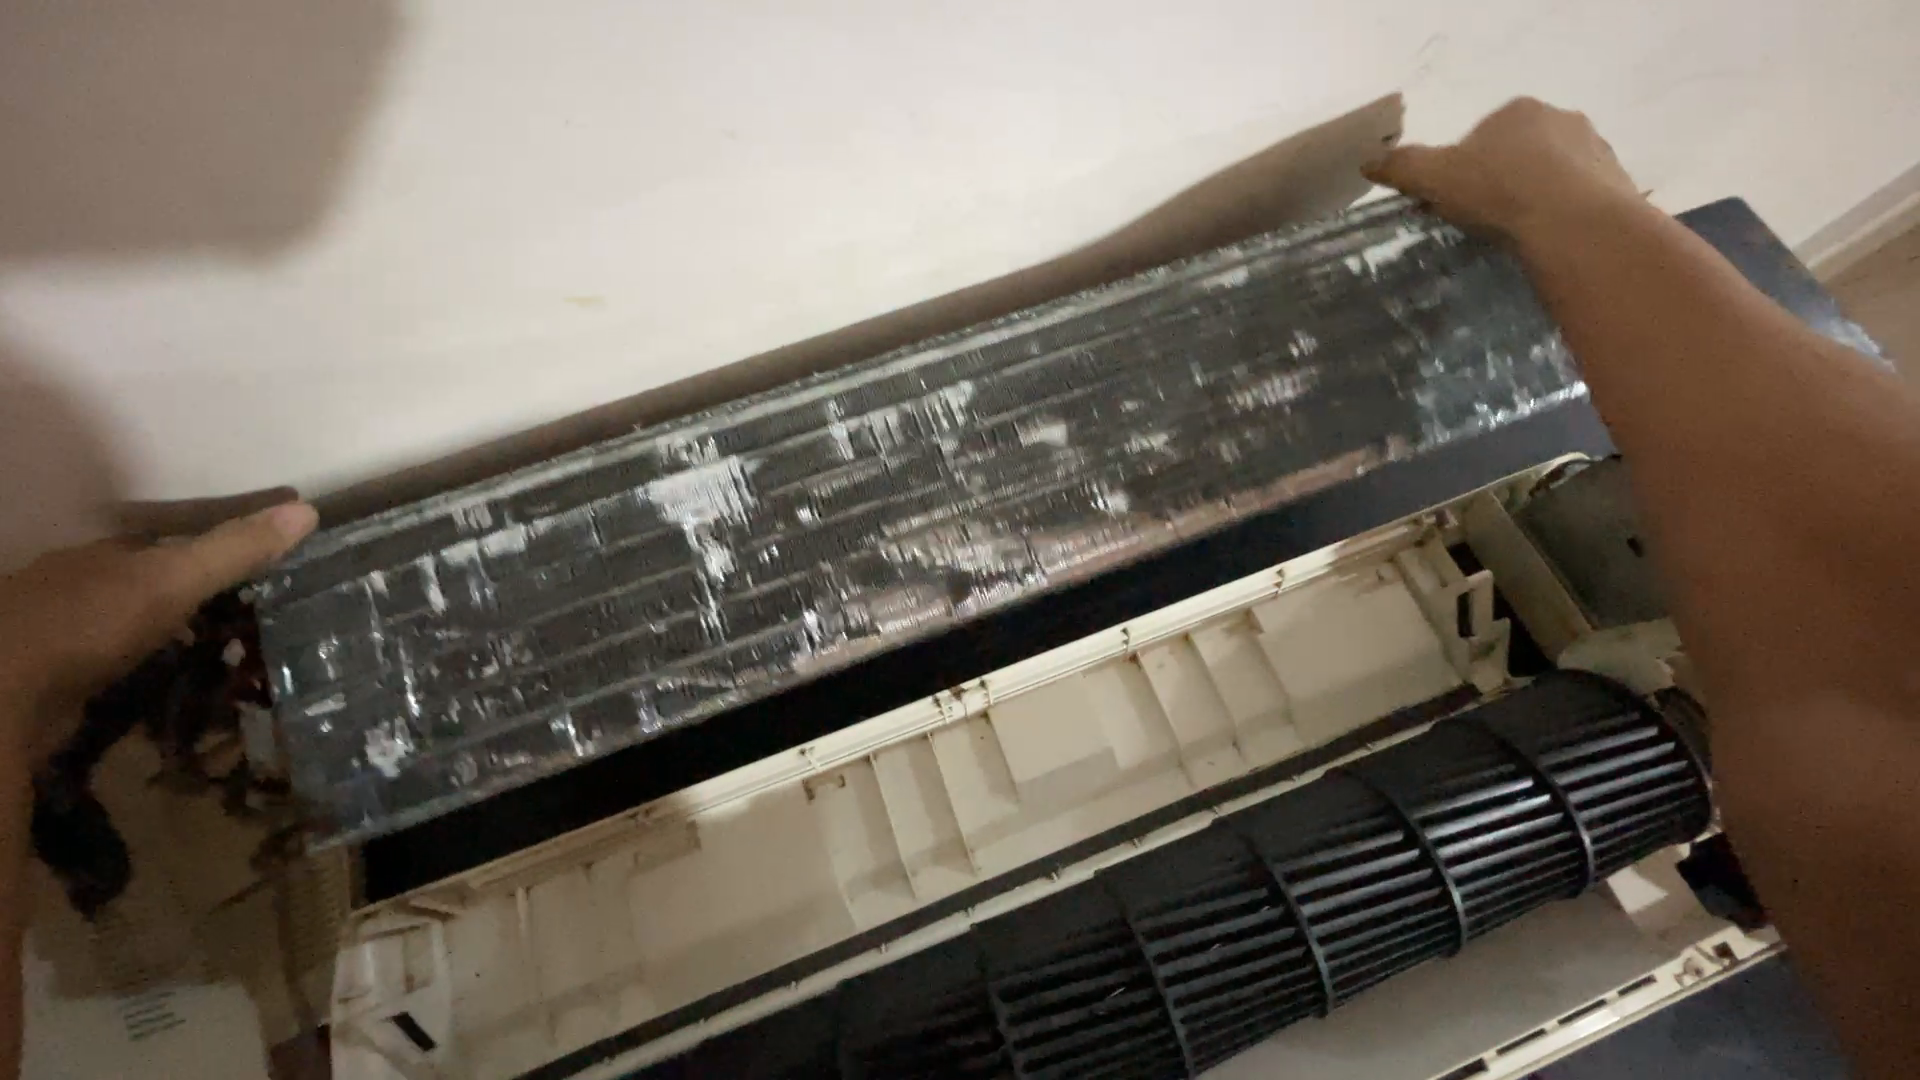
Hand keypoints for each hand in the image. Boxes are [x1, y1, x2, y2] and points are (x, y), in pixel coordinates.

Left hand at [0, 502, 317, 744]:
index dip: (207, 551)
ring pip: (125, 624)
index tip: (255, 567)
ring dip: (164, 635)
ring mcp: (53, 635)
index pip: (160, 543)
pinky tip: (167, 681)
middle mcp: (69, 587)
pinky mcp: (49, 679)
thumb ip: (235, 549)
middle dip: (186, 594)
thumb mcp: (175, 580)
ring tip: (217, 651)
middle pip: (142, 582)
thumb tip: (307, 509)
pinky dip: (140, 669)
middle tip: (245, 612)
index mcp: (97, 557)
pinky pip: (110, 664)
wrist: (5, 700)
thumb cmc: (88, 625)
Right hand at [1365, 98, 1643, 240]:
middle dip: (1494, 181)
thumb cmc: (1497, 191)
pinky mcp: (1613, 178)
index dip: (1457, 170)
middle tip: (1476, 219)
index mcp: (1516, 111)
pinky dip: (1554, 213)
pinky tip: (1539, 236)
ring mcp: (1592, 147)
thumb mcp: (1432, 178)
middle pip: (1512, 154)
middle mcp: (1560, 119)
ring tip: (1509, 232)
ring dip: (1526, 197)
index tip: (1449, 200)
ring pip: (1545, 175)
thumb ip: (1400, 167)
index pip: (1477, 137)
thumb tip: (1368, 161)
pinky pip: (1572, 196)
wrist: (1572, 222)